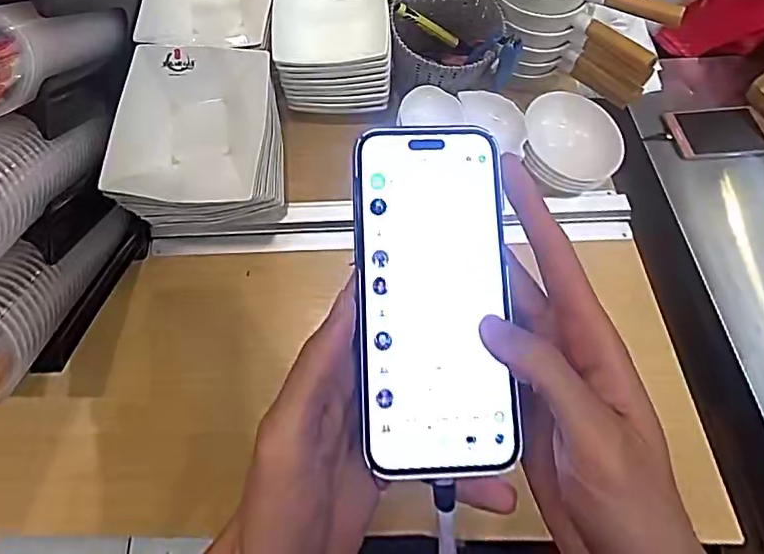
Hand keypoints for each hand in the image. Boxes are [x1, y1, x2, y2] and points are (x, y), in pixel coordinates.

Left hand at [212, 277, 517, 553]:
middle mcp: (346, 398)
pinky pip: (426, 453)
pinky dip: (455, 463)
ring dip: (454, 406)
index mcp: (322, 378)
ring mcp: (367, 432)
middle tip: (468, 330)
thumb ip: (313, 373)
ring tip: (490, 406)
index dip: (378, 291)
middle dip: (430, 342)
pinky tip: (483, 477)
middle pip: (395, 357)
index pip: (354, 320)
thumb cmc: (273, 499)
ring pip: (418, 403)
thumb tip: (339, 318)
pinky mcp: (383, 466)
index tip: (406, 265)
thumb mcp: (287, 430)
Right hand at [480, 153, 700, 553]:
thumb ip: (547, 373)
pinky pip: (485, 356)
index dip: (535, 212)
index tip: (512, 173)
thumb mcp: (596, 431)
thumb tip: (495, 324)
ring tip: (438, 265)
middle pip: (519, 281)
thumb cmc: (636, 500)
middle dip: (489, 243)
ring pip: (497, 317)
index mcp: (592, 343)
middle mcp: (563, 348)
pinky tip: (442, 332)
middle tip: (456, 212)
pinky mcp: (517, 398)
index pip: (560, 261)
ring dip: (471, 293)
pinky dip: (463, 340)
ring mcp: (538, 372)